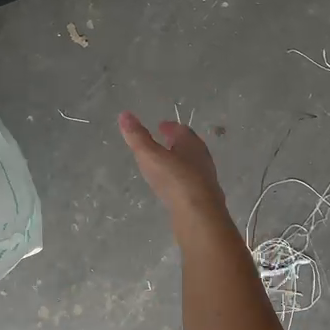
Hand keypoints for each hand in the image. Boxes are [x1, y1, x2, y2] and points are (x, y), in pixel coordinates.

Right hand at [118, 112, 223, 231]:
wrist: (199, 214)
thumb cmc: (174, 178)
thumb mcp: (149, 155)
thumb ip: (137, 136)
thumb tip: (124, 114)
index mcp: (191, 143)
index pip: (181, 129)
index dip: (170, 127)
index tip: (160, 126)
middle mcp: (202, 157)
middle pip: (189, 145)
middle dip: (176, 142)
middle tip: (163, 141)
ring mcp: (205, 178)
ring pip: (191, 164)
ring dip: (179, 161)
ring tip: (165, 163)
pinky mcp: (204, 196)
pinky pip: (191, 181)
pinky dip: (181, 178)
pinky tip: (173, 185)